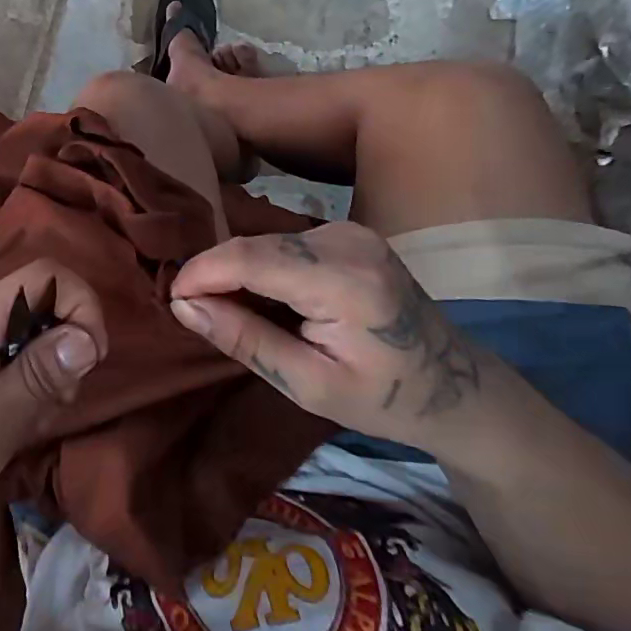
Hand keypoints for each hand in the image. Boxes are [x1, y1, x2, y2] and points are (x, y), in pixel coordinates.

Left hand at [0, 261, 107, 513]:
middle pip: (50, 300)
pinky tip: (17, 412)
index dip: (83, 305)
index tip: (91, 359)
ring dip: (52, 370)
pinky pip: (25, 345)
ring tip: (29, 415)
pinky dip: (36, 377)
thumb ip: (36, 379)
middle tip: (56, 400)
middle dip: (68, 347)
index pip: (49, 273)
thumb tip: (86, 339)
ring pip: (42, 326)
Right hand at [168, 222, 503, 454]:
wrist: (458, 387)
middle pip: (253, 246)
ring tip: (226, 312)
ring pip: (261, 242)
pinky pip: (279, 242)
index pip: (250, 258)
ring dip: (233, 272)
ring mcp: (348, 231)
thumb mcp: (309, 386)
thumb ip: (245, 339)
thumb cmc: (385, 399)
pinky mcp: (345, 232)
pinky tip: (258, 299)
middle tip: (194, 313)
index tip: (171, 300)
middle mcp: (347, 241)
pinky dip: (257, 267)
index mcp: (346, 281)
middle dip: (213, 275)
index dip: (201, 273)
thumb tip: (181, 305)